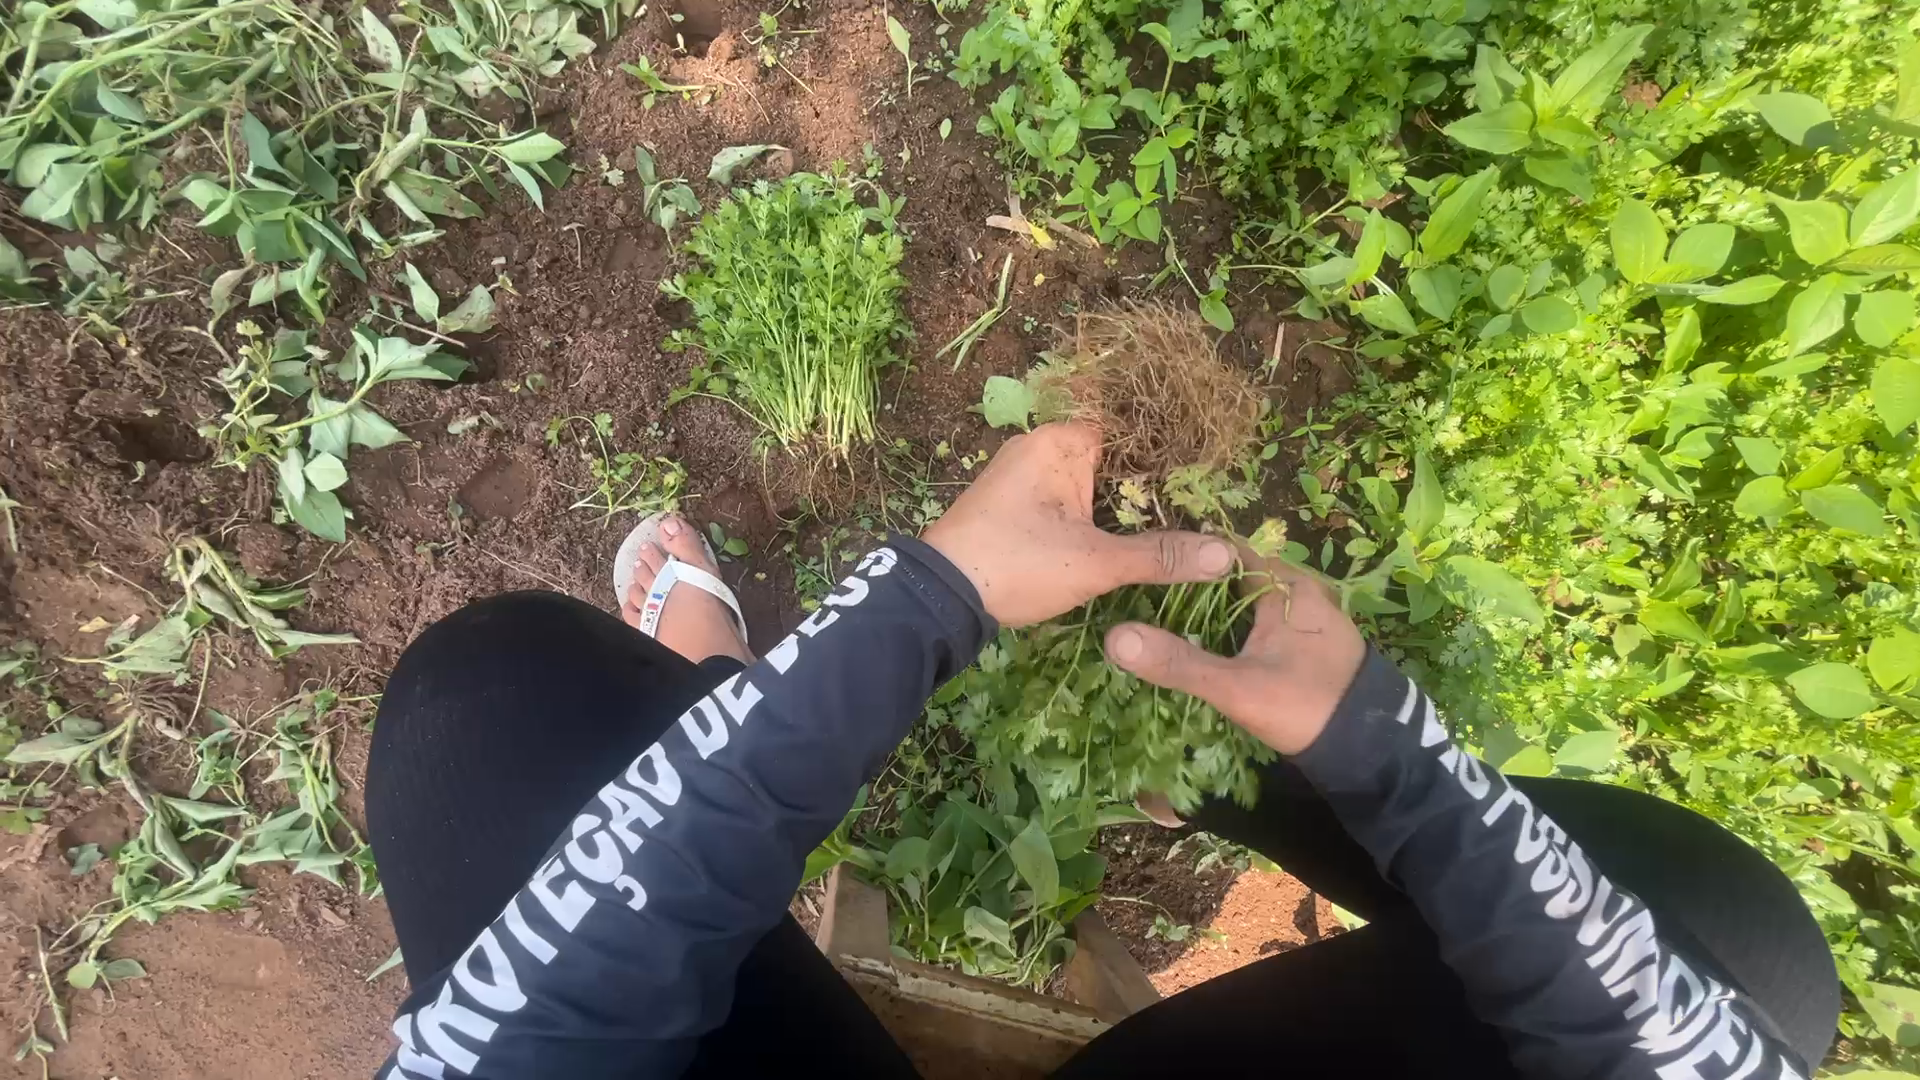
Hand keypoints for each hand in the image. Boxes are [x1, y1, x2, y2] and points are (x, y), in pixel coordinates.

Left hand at [921, 422, 1233, 626]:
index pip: (1131, 430)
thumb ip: (1159, 556)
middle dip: (1150, 485)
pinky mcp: (1015, 505)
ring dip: (1123, 504)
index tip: (1210, 479)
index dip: (1171, 454)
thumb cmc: (1016, 564)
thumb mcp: (1094, 562)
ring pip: (1091, 483)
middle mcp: (1040, 448)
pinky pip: (1068, 501)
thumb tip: (1227, 554)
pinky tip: (1126, 537)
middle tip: (1203, 507)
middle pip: (1113, 459)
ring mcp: (1024, 477)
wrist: (939, 598)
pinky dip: (1095, 516)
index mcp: (1059, 442)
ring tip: (1180, 523)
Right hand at [1103, 552, 1366, 754]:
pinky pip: (1254, 623)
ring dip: (1206, 611)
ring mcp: (1302, 618)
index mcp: (1285, 586)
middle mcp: (1296, 591)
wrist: (1375, 754)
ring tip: (1155, 620)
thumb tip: (1114, 638)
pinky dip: (1226, 629)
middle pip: (1228, 576)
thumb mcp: (1236, 687)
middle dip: (1187, 587)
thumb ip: (1177, 663)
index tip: (1138, 568)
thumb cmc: (1307, 707)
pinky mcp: (1303, 644)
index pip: (1221, 551)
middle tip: (1137, 598)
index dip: (1179, 557)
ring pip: (1241, 602)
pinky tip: (1197, 646)